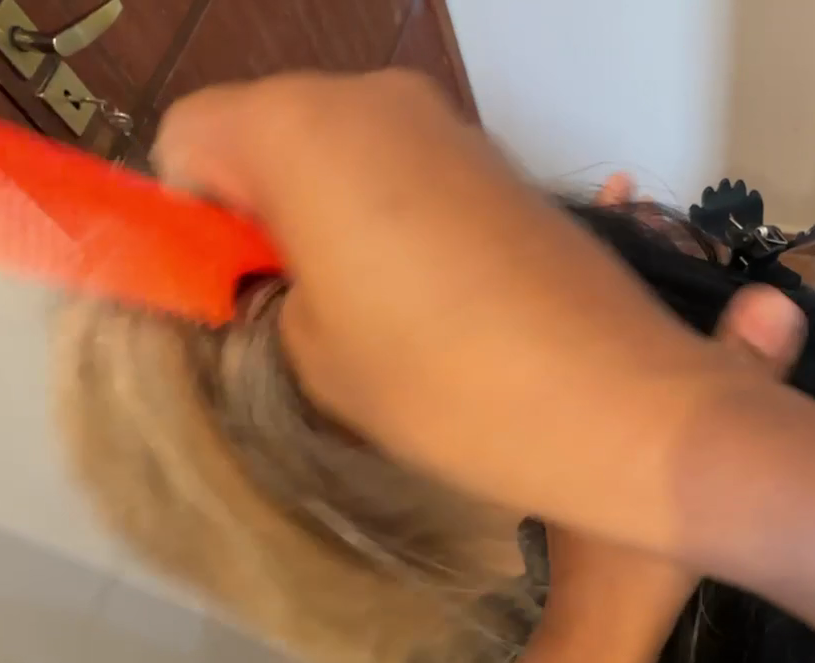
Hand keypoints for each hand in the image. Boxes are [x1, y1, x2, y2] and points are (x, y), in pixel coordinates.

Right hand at [154, 74, 805, 557]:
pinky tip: (452, 321)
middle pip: (283, 147)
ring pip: (363, 174)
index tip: (235, 306)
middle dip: (278, 230)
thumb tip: (267, 286)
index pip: (191, 142)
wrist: (623, 408)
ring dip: (351, 240)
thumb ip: (266, 304)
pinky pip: (431, 196)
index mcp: (307, 125)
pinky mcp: (521, 182)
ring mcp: (468, 139)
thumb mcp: (319, 363)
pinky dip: (416, 244)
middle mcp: (389, 102)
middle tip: (315, 331)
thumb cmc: (451, 389)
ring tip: (393, 338)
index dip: (195, 229)